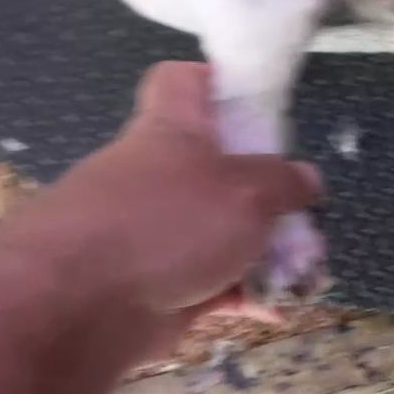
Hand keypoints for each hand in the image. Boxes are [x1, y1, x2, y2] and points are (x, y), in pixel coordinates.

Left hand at [0, 61, 320, 361]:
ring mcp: (164, 231)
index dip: (222, 85)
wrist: (83, 302)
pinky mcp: (168, 281)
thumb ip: (284, 182)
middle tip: (310, 231)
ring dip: (275, 256)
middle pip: (229, 175)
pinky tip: (277, 308)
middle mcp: (165, 177)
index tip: (264, 111)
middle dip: (278, 203)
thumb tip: (307, 176)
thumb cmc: (168, 225)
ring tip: (309, 278)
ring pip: (232, 235)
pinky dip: (252, 294)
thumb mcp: (246, 193)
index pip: (186, 84)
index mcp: (174, 135)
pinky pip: (222, 282)